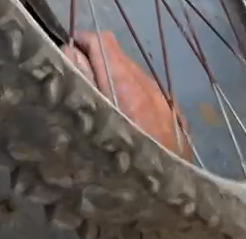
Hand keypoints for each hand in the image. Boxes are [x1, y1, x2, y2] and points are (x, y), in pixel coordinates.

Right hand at [65, 30, 188, 157]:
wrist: (172, 204)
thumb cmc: (122, 163)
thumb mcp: (92, 120)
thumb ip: (80, 80)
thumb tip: (71, 50)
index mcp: (127, 83)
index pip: (101, 40)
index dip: (81, 44)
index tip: (68, 59)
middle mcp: (150, 85)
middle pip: (118, 56)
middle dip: (97, 64)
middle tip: (81, 88)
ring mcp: (167, 102)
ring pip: (134, 76)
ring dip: (116, 82)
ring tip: (105, 110)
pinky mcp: (178, 118)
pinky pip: (151, 96)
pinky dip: (136, 100)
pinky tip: (130, 125)